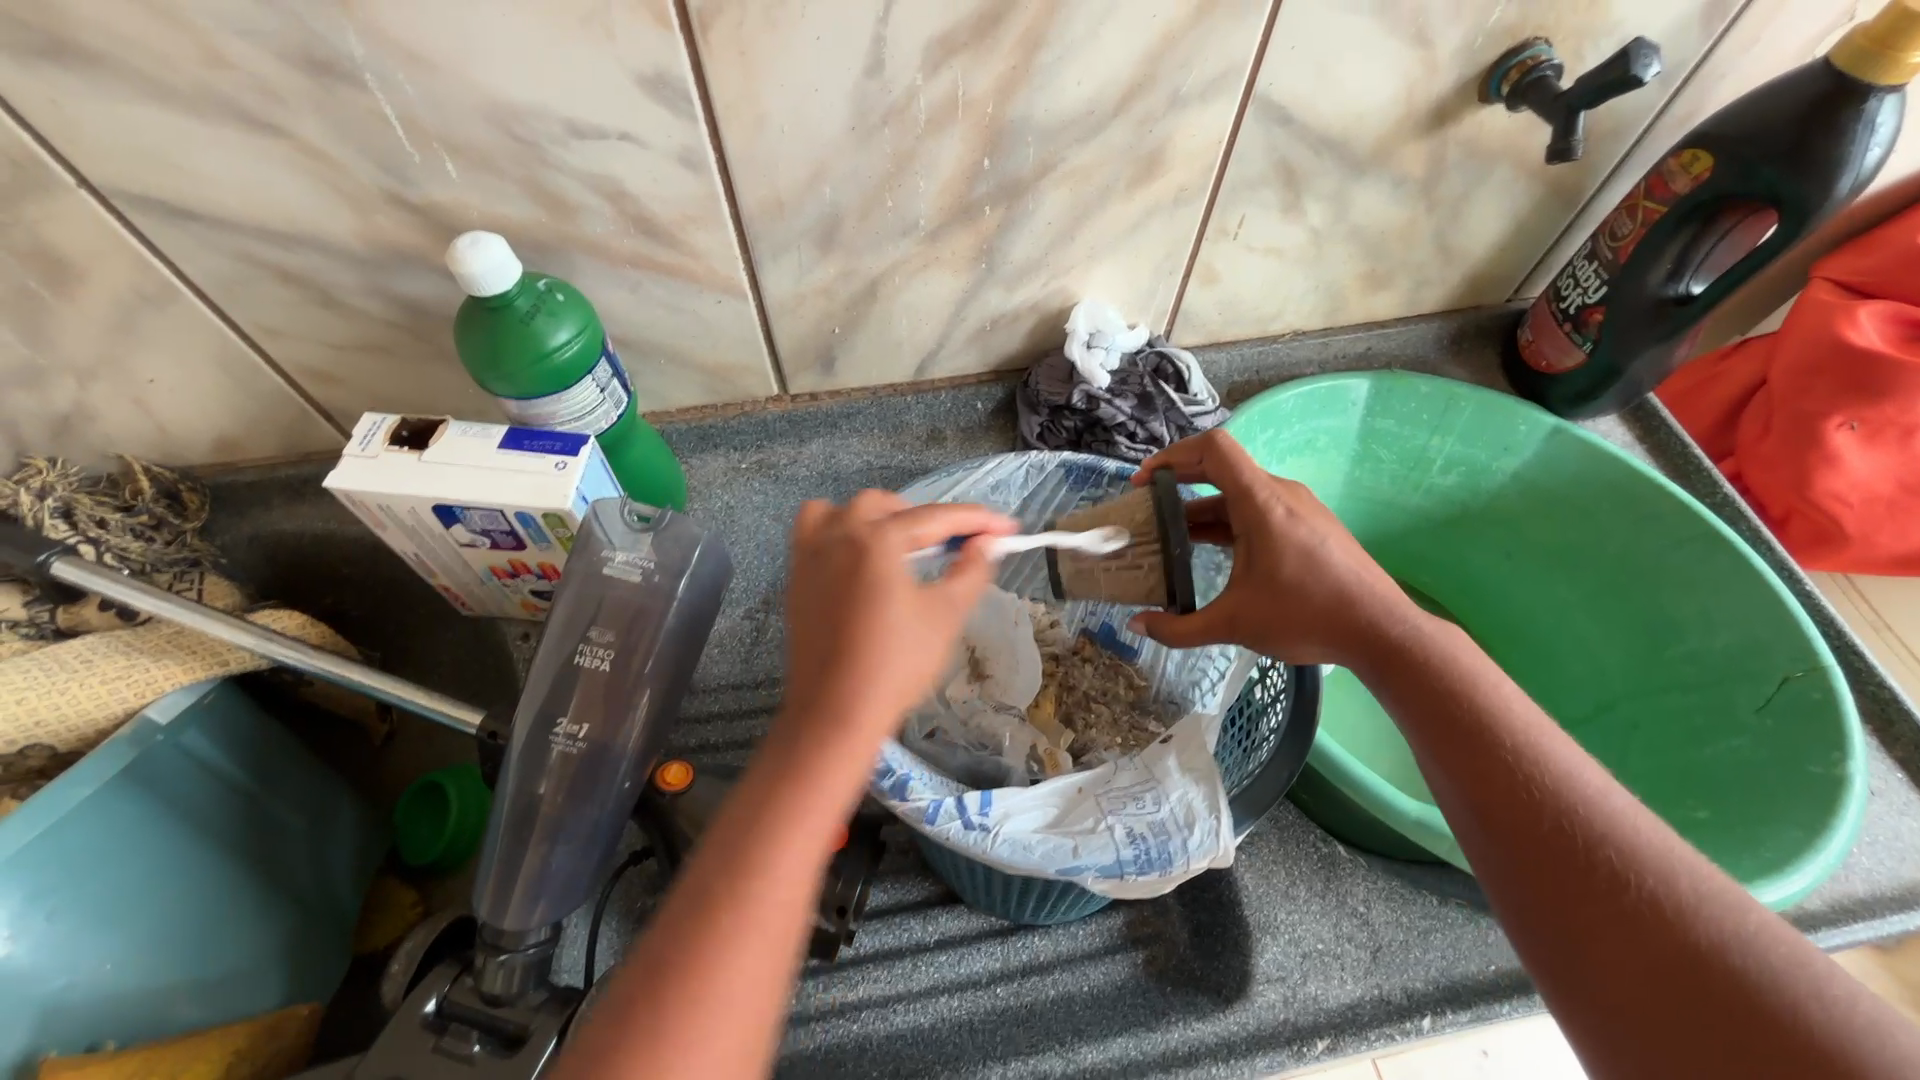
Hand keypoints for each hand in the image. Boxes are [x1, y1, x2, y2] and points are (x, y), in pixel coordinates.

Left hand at [777, 491, 1016, 758]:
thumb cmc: (896, 664)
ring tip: (902, 546)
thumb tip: (986, 543)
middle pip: (887, 506)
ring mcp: (811, 555)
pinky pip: (815, 531)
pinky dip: (840, 531)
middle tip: (954, 545)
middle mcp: (839, 535)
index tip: (1007, 526)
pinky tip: (859, 559)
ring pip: (845, 510)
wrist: (835, 712)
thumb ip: (971, 570)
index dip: (976, 520)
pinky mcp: (796, 578)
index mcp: (877, 540)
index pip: (936, 518)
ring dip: (878, 517)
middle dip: (925, 517)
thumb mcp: (946, 615)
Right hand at [1126, 429, 1425, 667]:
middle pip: (1222, 470)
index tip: (1144, 483)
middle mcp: (1281, 494)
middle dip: (1178, 487)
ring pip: (1240, 495)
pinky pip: (1259, 511)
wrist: (1382, 631)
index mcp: (1261, 503)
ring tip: (1171, 539)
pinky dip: (1228, 523)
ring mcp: (1300, 509)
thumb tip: (1136, 626)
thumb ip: (1179, 628)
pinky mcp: (1310, 526)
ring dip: (1202, 511)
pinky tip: (1212, 554)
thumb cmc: (1307, 617)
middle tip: (1146, 511)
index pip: (1213, 449)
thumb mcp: (1234, 624)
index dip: (1172, 456)